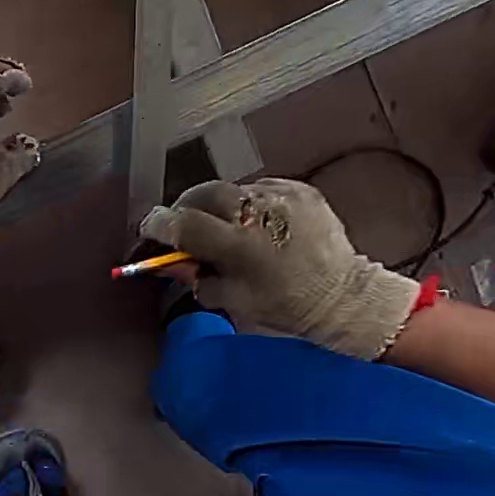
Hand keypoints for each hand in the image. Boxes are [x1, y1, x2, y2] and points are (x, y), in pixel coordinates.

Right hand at [140, 178, 420, 359]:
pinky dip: (249, 204)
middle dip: (185, 208)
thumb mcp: (231, 298)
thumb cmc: (286, 306)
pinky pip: (259, 189)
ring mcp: (281, 197)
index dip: (160, 224)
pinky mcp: (300, 190)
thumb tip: (169, 261)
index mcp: (239, 246)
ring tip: (225, 228)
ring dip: (219, 207)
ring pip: (230, 190)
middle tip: (182, 225)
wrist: (344, 297)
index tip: (150, 227)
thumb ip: (195, 275)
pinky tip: (256, 224)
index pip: (184, 223)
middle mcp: (258, 214)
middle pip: (202, 194)